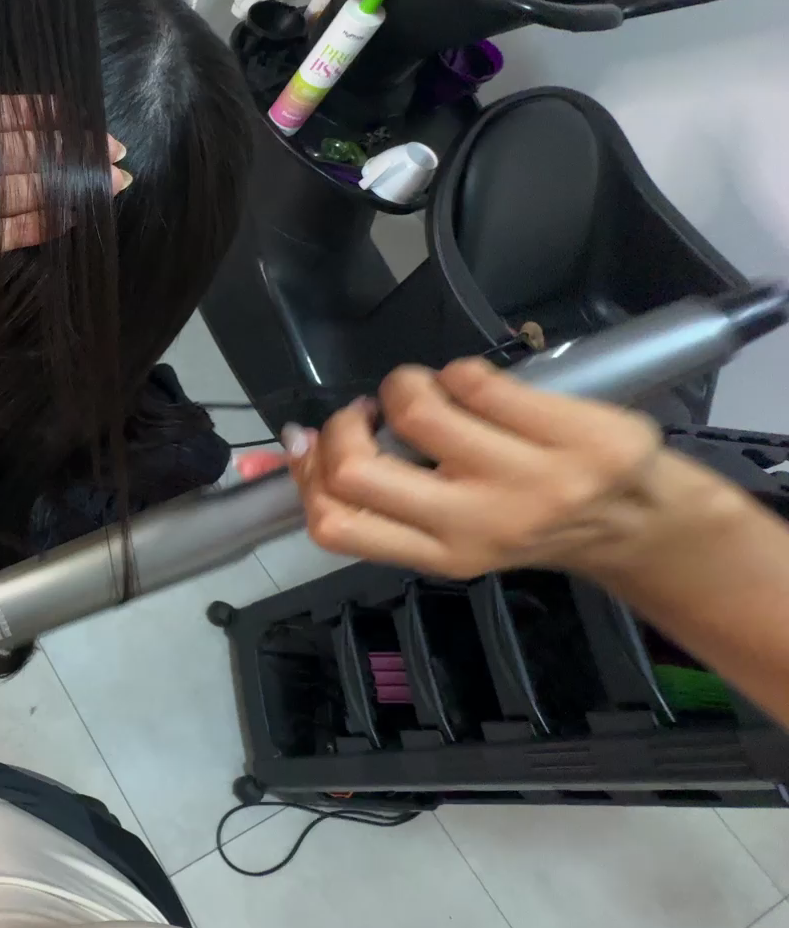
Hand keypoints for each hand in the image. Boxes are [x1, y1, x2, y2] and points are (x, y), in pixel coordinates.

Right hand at [283, 358, 735, 581]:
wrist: (644, 523)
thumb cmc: (523, 523)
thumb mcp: (444, 535)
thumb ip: (373, 501)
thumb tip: (284, 446)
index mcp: (440, 554)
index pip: (335, 526)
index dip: (304, 477)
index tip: (313, 446)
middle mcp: (480, 523)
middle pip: (358, 470)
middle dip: (343, 425)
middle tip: (363, 413)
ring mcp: (534, 480)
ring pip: (417, 414)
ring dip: (401, 387)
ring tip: (416, 390)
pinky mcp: (581, 437)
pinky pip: (478, 382)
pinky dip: (456, 373)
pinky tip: (469, 384)